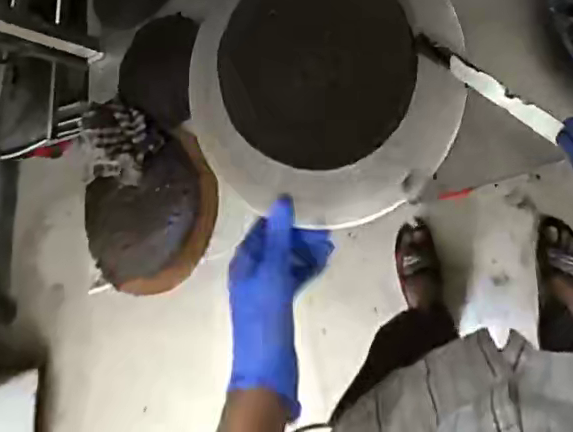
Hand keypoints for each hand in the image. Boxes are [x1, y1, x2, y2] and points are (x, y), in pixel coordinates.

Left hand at [227, 196, 333, 417]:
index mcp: (243, 260)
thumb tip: (282, 199)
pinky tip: (323, 263)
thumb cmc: (265, 318)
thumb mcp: (272, 272)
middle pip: (276, 242)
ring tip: (329, 246)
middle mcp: (251, 270)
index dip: (283, 217)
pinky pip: (292, 277)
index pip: (263, 227)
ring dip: (305, 250)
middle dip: (299, 234)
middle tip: (325, 230)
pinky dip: (306, 268)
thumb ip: (278, 236)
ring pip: (286, 259)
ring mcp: (265, 288)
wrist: (267, 373)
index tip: (306, 208)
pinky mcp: (278, 304)